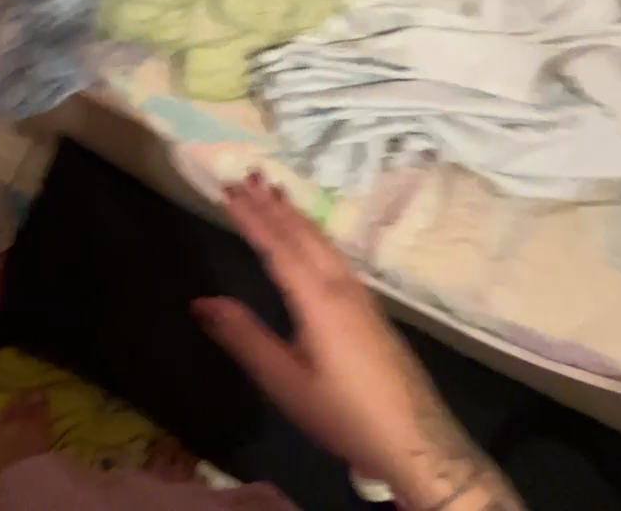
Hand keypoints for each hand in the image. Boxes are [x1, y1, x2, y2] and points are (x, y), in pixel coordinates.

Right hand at [197, 176, 523, 510]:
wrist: (419, 445)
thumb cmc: (345, 414)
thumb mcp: (286, 382)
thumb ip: (243, 337)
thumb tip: (200, 301)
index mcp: (317, 298)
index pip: (277, 246)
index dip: (250, 216)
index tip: (227, 189)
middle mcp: (340, 285)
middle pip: (302, 233)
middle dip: (272, 203)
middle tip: (248, 175)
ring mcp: (361, 294)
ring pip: (322, 240)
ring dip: (294, 214)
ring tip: (275, 191)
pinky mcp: (371, 307)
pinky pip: (334, 252)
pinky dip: (312, 232)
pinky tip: (311, 237)